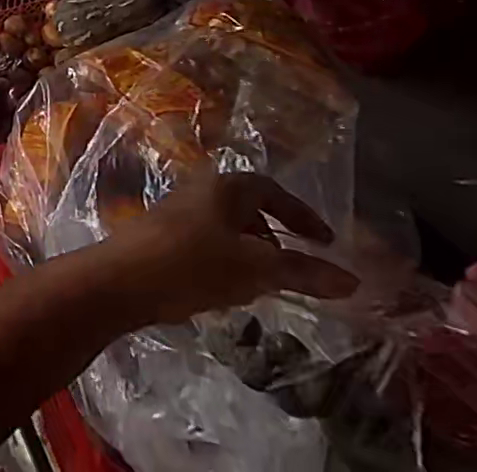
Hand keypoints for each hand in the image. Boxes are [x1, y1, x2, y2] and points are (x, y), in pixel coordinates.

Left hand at [100, 172, 360, 327]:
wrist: (123, 278)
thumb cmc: (193, 263)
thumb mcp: (255, 268)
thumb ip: (302, 272)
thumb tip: (353, 280)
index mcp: (223, 188)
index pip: (270, 190)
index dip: (300, 213)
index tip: (326, 241)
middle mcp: (198, 192)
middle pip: (246, 206)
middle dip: (275, 233)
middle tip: (298, 265)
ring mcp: (177, 212)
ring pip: (226, 226)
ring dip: (252, 249)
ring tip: (268, 282)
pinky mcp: (162, 236)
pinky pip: (207, 242)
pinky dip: (229, 259)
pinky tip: (230, 288)